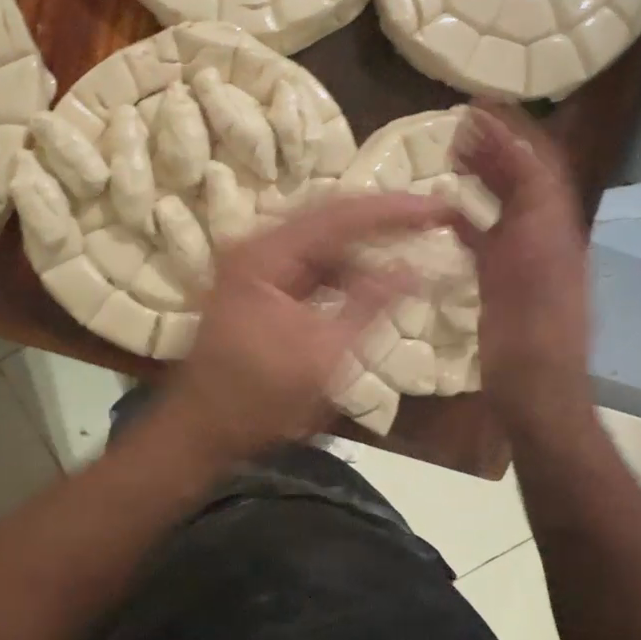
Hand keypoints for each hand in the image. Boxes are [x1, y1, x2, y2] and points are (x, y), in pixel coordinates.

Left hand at [161, 193, 454, 461]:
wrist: (199, 432)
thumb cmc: (258, 400)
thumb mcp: (323, 356)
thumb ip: (370, 305)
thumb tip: (414, 268)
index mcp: (264, 256)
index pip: (339, 214)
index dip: (394, 209)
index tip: (441, 207)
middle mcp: (255, 249)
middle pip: (329, 219)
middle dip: (382, 220)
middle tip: (434, 218)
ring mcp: (254, 269)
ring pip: (321, 244)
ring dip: (365, 249)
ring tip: (413, 248)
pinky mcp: (259, 290)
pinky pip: (309, 268)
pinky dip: (343, 274)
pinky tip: (374, 285)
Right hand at [451, 102, 593, 422]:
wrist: (535, 396)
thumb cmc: (532, 345)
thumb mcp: (533, 277)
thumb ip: (530, 219)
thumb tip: (523, 164)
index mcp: (554, 232)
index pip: (539, 167)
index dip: (517, 132)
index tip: (484, 104)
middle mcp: (543, 238)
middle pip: (522, 180)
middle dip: (496, 147)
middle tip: (459, 124)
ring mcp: (523, 262)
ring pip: (504, 206)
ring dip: (483, 177)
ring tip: (451, 155)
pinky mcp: (503, 284)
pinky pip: (486, 240)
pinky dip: (468, 220)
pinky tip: (445, 213)